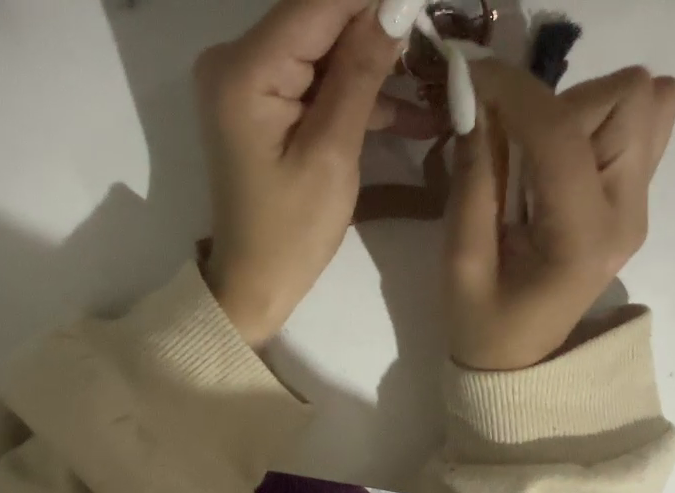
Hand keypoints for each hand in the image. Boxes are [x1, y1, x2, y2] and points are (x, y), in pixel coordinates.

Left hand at [195, 0, 426, 345]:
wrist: (252, 284)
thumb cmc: (290, 233)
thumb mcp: (332, 153)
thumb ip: (361, 73)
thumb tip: (395, 6)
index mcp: (245, 71)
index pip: (320, 2)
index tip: (425, 3)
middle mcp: (237, 60)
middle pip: (322, 18)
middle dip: (380, 26)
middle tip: (437, 43)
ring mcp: (248, 80)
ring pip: (326, 47)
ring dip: (377, 62)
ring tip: (436, 78)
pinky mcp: (264, 102)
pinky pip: (317, 79)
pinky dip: (358, 91)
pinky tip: (410, 110)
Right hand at [447, 62, 674, 371]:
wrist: (519, 361)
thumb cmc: (483, 322)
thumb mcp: (460, 260)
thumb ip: (473, 178)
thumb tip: (476, 100)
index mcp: (582, 237)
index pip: (563, 133)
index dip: (514, 92)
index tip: (473, 78)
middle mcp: (628, 211)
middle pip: (627, 98)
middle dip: (559, 103)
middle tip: (514, 142)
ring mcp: (639, 202)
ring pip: (639, 102)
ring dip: (579, 108)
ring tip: (536, 154)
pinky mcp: (635, 197)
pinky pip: (641, 125)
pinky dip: (600, 118)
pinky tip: (564, 152)